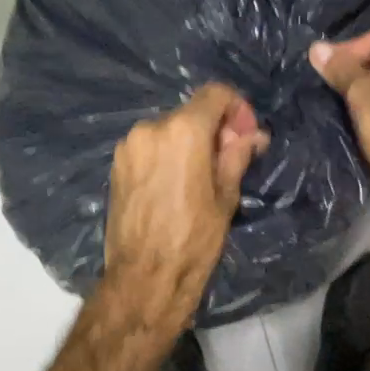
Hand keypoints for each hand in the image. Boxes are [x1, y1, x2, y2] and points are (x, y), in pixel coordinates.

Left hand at [103, 84, 268, 319]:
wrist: (145, 277)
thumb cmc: (194, 239)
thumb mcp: (225, 196)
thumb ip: (237, 156)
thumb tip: (253, 135)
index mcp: (183, 130)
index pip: (215, 94)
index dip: (236, 109)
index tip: (245, 135)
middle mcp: (151, 127)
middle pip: (191, 113)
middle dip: (213, 130)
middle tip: (229, 161)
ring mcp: (129, 146)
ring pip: (169, 130)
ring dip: (189, 144)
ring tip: (201, 179)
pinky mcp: (116, 165)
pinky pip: (150, 148)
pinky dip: (167, 156)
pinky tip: (176, 186)